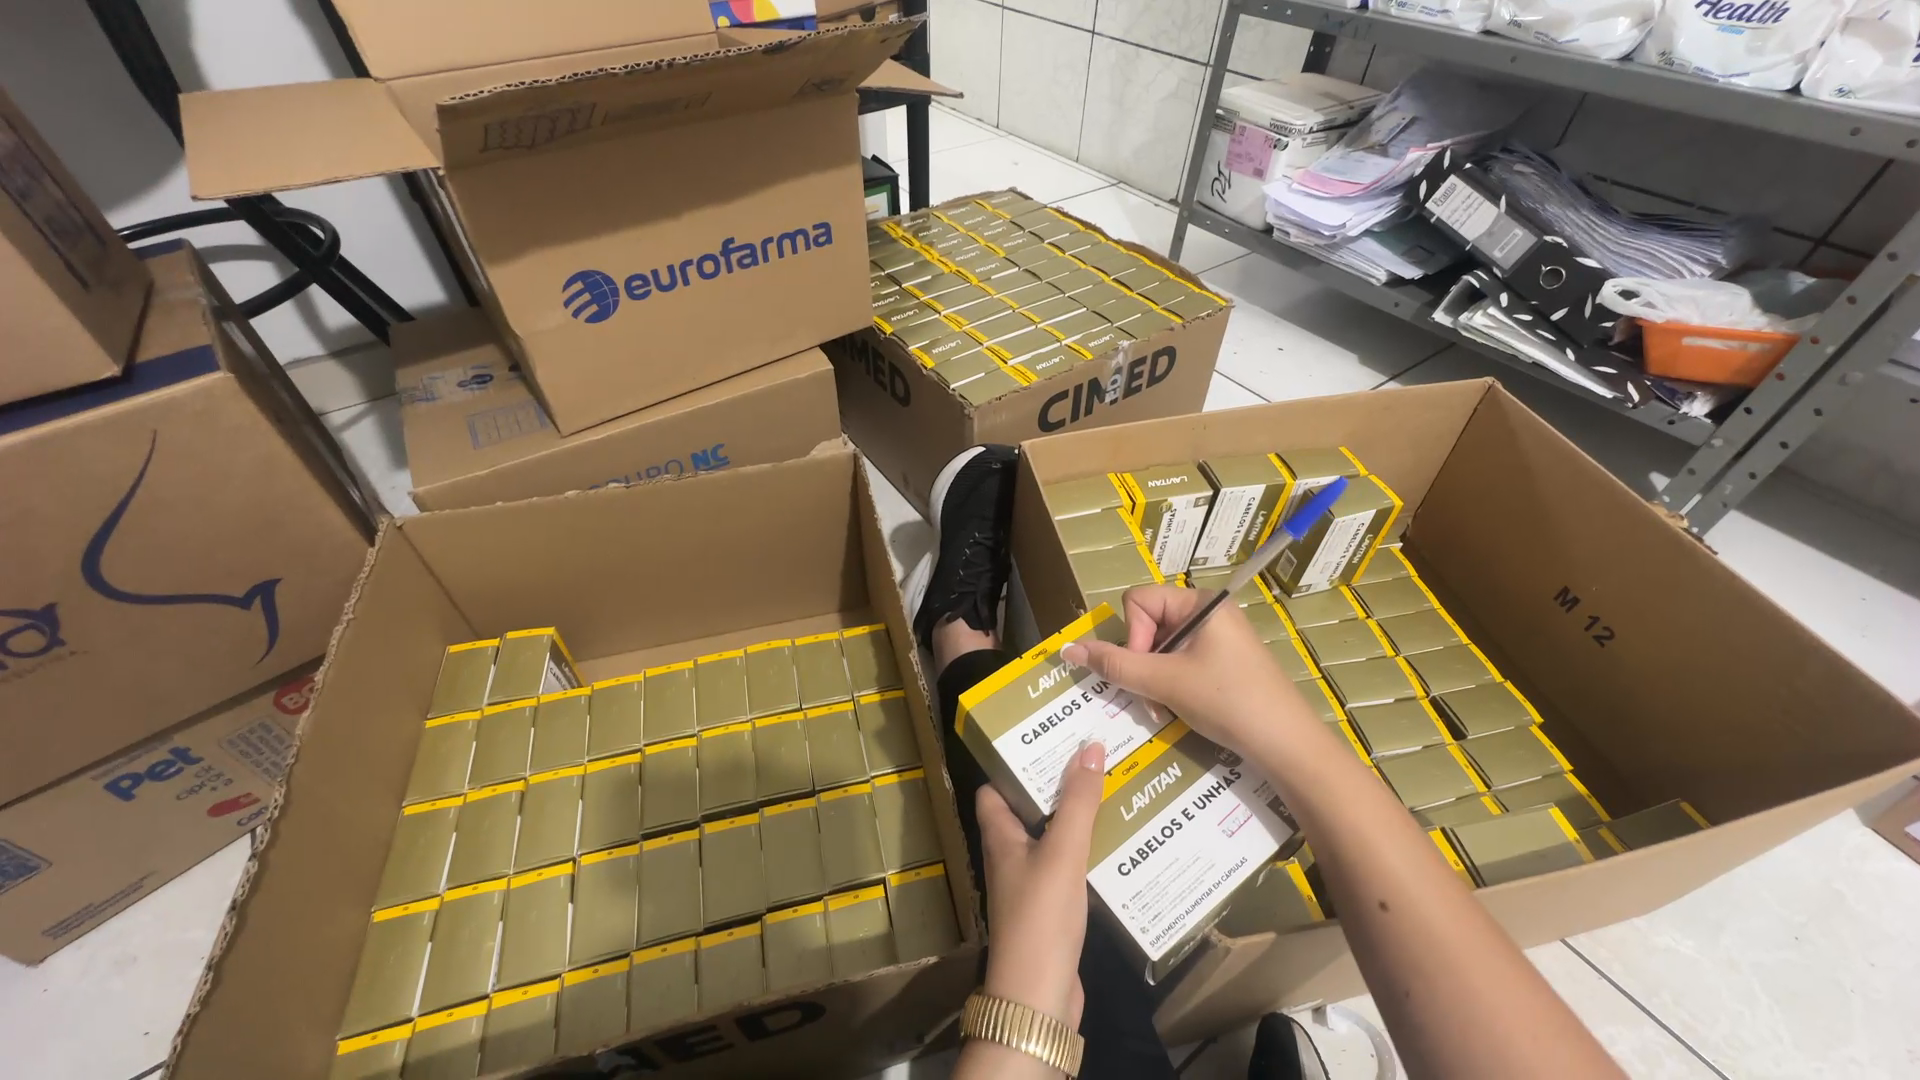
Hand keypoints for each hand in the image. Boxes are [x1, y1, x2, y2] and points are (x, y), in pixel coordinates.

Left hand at [976, 742, 1104, 1027]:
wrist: (1039, 997)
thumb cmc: (1040, 916)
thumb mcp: (1062, 852)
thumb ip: (1078, 802)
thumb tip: (1090, 746)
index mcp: (1000, 836)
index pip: (995, 788)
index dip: (1014, 762)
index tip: (1048, 737)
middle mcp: (1010, 855)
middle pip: (1029, 809)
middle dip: (1057, 785)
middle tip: (1092, 756)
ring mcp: (1030, 883)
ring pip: (1052, 837)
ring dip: (1076, 817)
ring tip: (1112, 788)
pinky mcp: (1052, 908)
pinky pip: (1069, 867)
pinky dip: (1088, 851)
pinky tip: (1118, 841)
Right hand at [1061, 584, 1309, 755]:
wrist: (1286, 744)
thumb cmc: (1226, 700)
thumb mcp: (1165, 682)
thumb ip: (1115, 664)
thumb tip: (1067, 648)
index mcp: (1200, 602)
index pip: (1139, 601)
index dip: (1132, 635)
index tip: (1146, 669)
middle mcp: (1208, 612)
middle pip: (1148, 624)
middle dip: (1141, 662)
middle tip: (1152, 695)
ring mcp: (1217, 638)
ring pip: (1160, 647)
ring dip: (1153, 678)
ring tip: (1165, 707)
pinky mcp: (1222, 662)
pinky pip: (1179, 661)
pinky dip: (1170, 684)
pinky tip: (1179, 708)